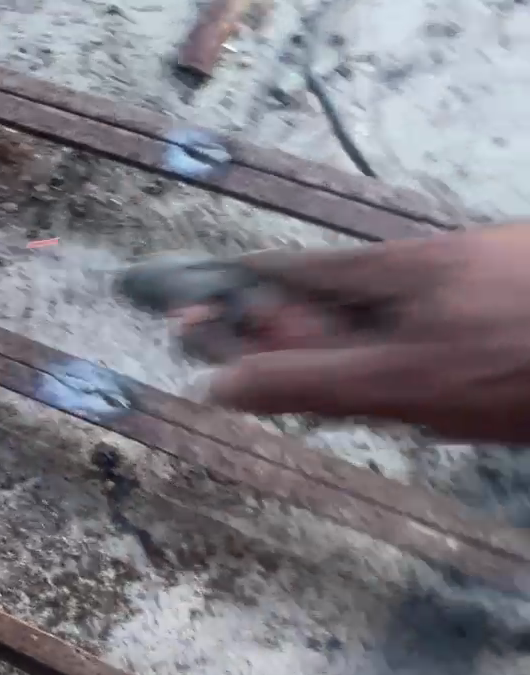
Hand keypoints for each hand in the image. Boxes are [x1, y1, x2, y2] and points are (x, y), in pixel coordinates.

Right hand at [175, 224, 529, 442]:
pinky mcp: (508, 307)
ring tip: (416, 406)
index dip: (227, 297)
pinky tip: (456, 403)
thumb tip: (215, 384)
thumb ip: (300, 381)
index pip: (281, 272)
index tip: (179, 319)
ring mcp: (476, 282)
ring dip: (369, 374)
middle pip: (326, 305)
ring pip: (384, 332)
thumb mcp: (402, 382)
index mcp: (396, 268)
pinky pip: (435, 345)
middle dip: (301, 349)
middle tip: (303, 389)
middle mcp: (431, 265)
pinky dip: (423, 378)